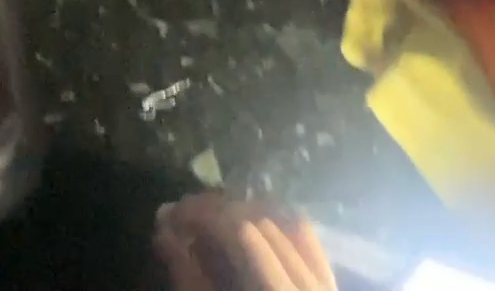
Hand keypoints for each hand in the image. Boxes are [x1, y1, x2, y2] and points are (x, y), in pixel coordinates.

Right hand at [154, 195, 334, 290]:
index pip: (239, 230)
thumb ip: (188, 276)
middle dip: (216, 212)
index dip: (200, 213)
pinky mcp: (330, 290)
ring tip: (214, 224)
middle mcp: (309, 286)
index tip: (169, 218)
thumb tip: (164, 228)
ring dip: (245, 213)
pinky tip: (253, 230)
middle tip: (183, 220)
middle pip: (260, 222)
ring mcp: (326, 287)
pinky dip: (277, 226)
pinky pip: (307, 242)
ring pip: (286, 224)